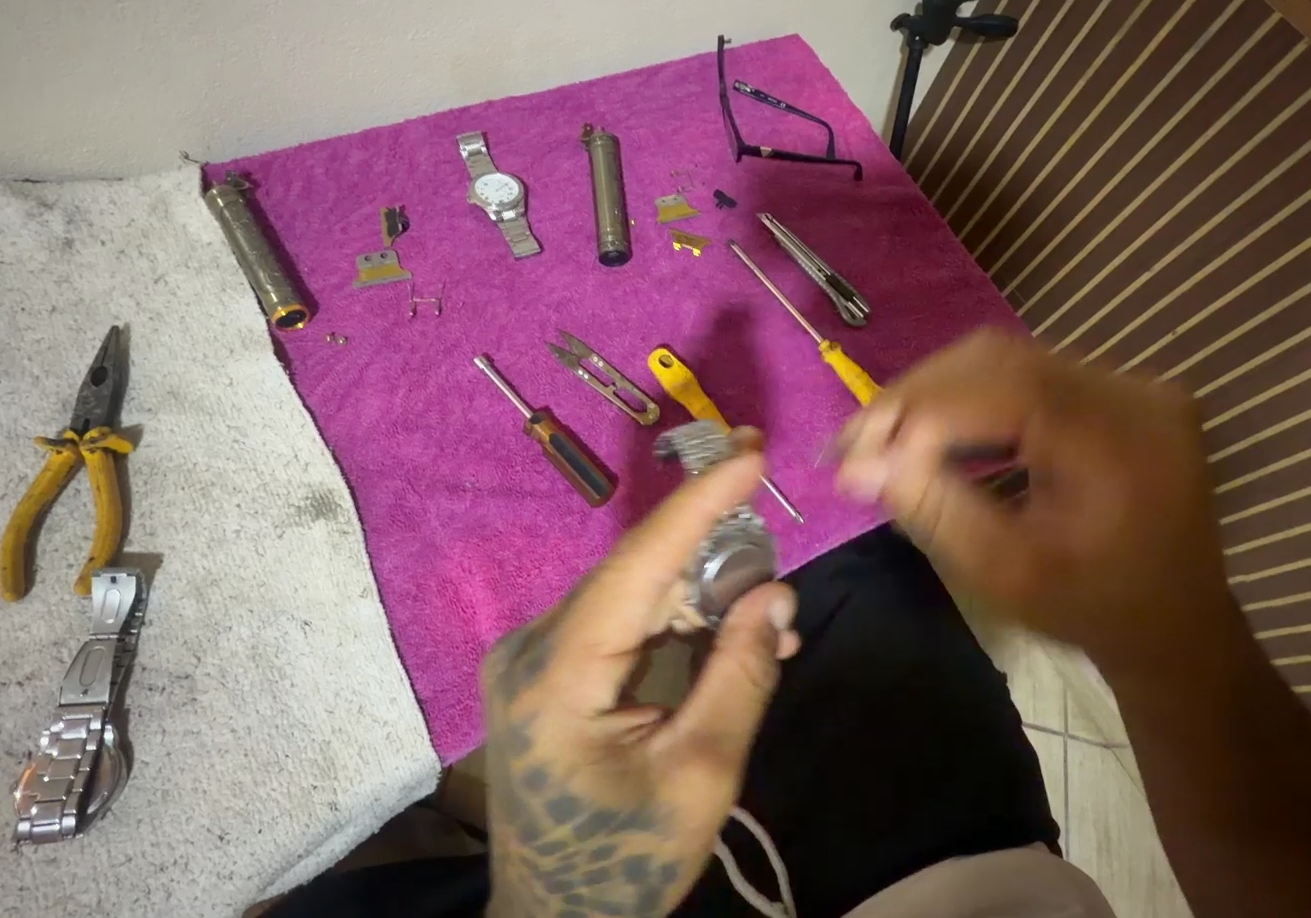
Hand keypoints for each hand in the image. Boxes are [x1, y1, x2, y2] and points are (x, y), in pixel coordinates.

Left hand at [481, 434, 799, 917]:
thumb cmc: (626, 860)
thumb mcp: (700, 775)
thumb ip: (740, 675)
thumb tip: (777, 594)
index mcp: (557, 672)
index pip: (638, 563)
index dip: (699, 503)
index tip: (750, 451)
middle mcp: (533, 644)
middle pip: (636, 572)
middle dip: (710, 541)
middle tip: (767, 498)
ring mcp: (534, 654)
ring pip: (634, 592)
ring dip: (701, 588)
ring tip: (767, 600)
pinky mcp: (549, 665)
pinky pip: (624, 621)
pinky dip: (677, 619)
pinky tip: (729, 629)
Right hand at [833, 329, 1239, 680]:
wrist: (1174, 625)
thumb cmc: (1091, 610)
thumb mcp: (1006, 574)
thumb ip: (933, 509)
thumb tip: (856, 465)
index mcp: (1121, 441)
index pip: (1005, 388)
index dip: (922, 407)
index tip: (856, 448)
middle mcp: (1132, 392)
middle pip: (1001, 360)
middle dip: (917, 394)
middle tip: (856, 437)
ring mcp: (1129, 385)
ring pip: (1008, 359)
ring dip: (937, 391)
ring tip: (883, 432)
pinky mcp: (1116, 392)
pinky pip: (1027, 373)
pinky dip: (969, 395)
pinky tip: (933, 426)